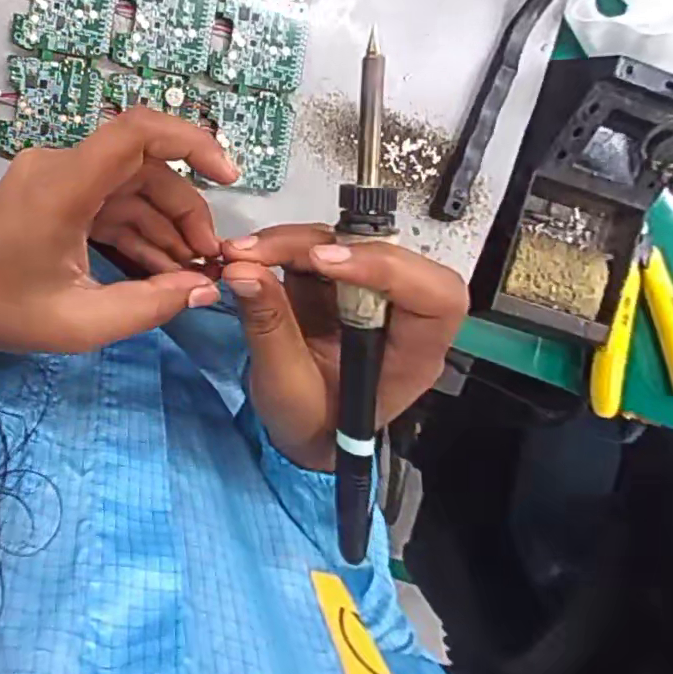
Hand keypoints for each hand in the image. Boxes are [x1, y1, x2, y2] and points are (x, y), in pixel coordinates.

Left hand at [0, 108, 237, 354]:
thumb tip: (207, 287)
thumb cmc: (2, 313)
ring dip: (162, 224)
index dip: (190, 140)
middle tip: (208, 261)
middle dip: (184, 210)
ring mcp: (53, 177)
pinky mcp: (51, 193)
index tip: (229, 174)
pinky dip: (135, 229)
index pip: (134, 132)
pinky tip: (160, 266)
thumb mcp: (81, 322)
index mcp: (60, 186)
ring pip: (128, 187)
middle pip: (141, 168)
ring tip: (189, 272)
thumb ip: (151, 305)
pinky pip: (106, 201)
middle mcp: (57, 168)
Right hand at [220, 226, 468, 471]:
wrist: (303, 431)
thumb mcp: (285, 385)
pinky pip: (313, 250)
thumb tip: (243, 270)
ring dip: (287, 242)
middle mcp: (397, 315)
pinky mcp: (333, 284)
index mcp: (411, 353)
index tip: (320, 260)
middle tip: (254, 251)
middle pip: (378, 254)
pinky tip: (247, 255)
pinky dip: (278, 248)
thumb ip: (268, 327)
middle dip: (312, 244)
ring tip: (239, 253)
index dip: (384, 267)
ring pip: (341, 243)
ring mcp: (364, 294)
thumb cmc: (310, 422)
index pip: (433, 296)